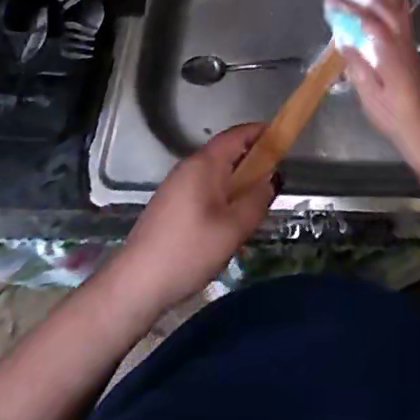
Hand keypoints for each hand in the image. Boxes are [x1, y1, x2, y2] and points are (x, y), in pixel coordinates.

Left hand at [111, 124, 275, 306]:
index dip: (263, 133)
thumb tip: (272, 179)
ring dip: (238, 182)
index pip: (238, 134)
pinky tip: (228, 224)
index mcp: (204, 164)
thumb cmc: (188, 251)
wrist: (135, 285)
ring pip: (216, 174)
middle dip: (253, 162)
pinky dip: (222, 196)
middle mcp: (188, 168)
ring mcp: (176, 187)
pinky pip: (204, 190)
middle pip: (227, 153)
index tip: (284, 142)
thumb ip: (258, 199)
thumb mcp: (234, 228)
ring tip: (254, 207)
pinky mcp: (169, 206)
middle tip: (274, 182)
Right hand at [324, 0, 419, 156]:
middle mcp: (401, 39)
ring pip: (396, 5)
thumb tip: (343, 40)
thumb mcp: (369, 93)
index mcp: (389, 49)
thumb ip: (356, 65)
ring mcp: (408, 41)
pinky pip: (401, 14)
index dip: (347, 5)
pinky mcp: (410, 46)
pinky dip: (390, 0)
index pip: (366, 19)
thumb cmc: (394, 114)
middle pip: (383, 4)